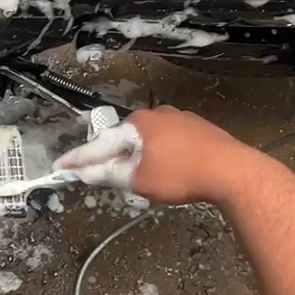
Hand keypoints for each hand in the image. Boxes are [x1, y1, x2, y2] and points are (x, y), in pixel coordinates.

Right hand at [57, 106, 265, 204]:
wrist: (234, 172)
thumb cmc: (180, 175)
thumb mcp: (137, 179)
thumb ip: (107, 174)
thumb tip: (85, 174)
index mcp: (136, 123)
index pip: (99, 144)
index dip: (78, 159)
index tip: (59, 166)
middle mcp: (156, 114)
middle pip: (123, 139)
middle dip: (110, 157)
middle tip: (99, 176)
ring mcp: (180, 119)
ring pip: (147, 141)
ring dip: (136, 157)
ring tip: (136, 178)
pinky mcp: (199, 129)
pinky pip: (168, 142)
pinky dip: (158, 155)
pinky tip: (165, 171)